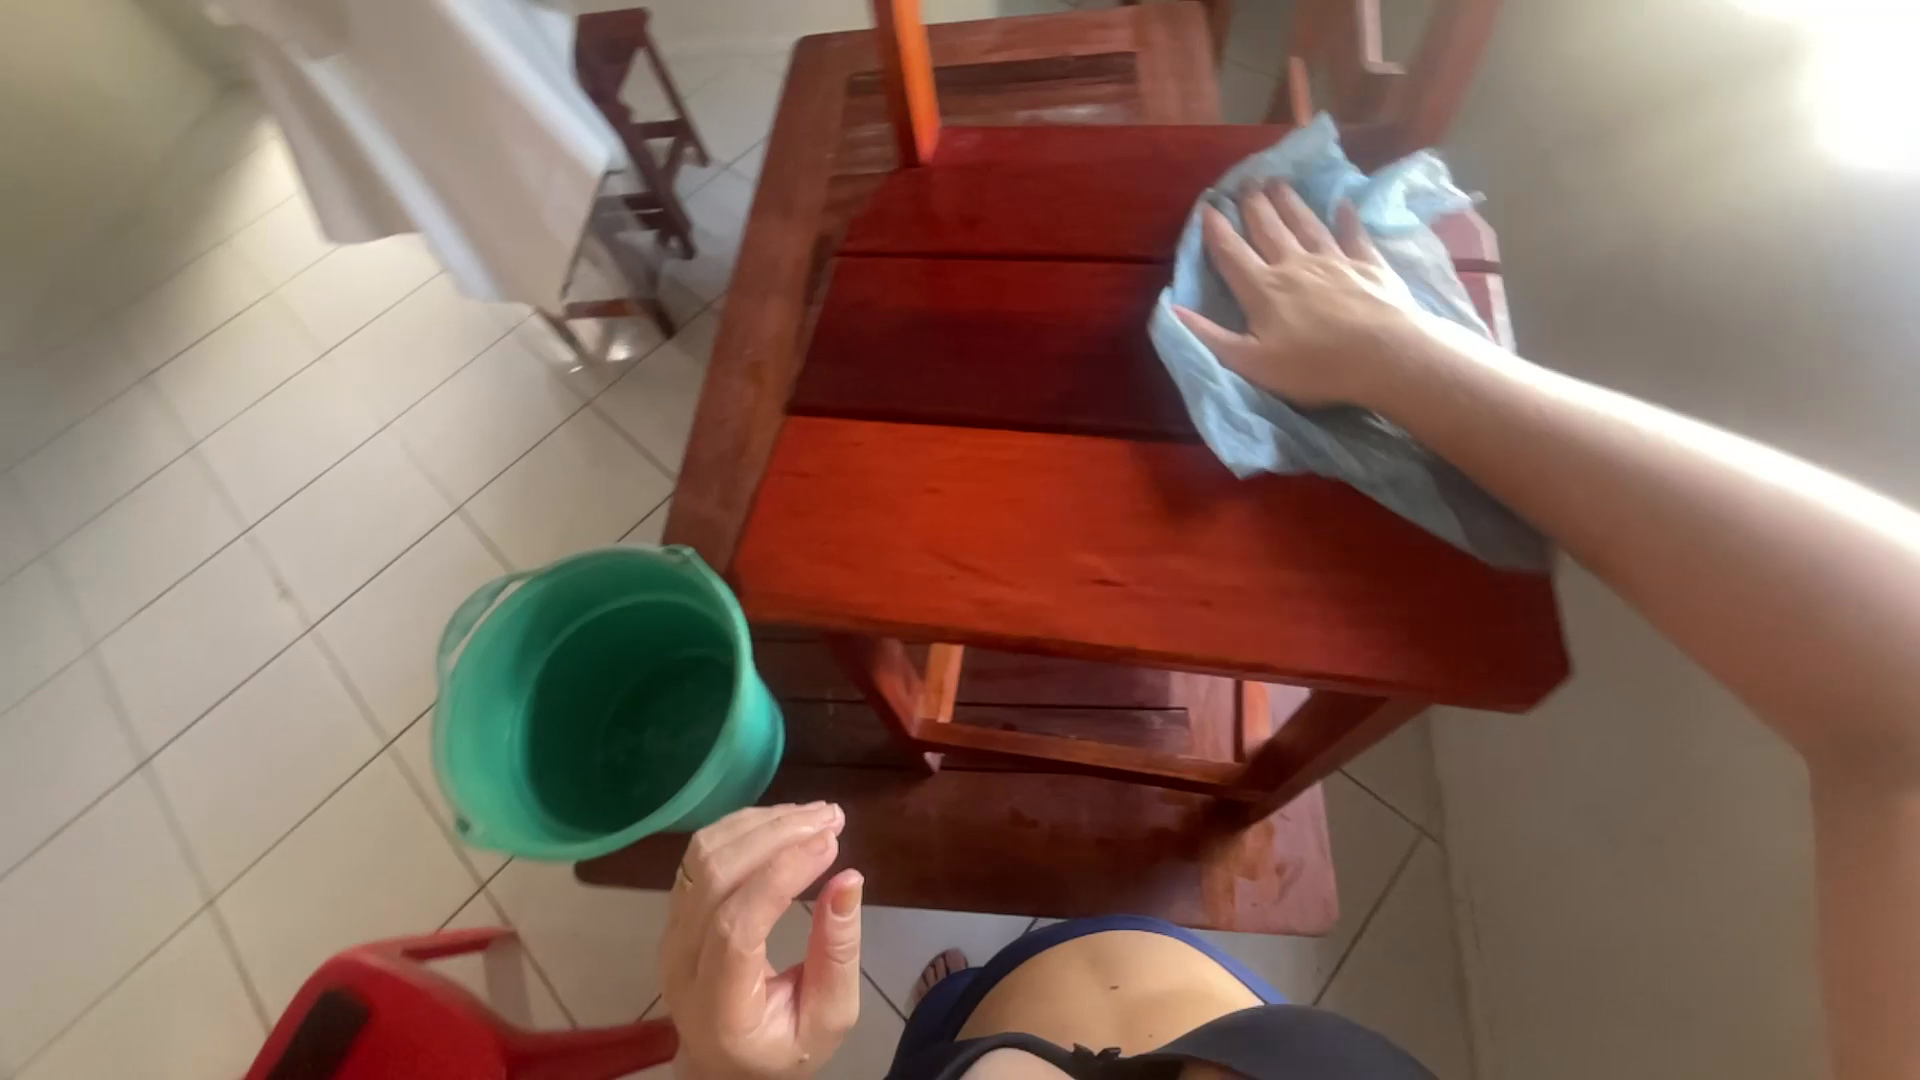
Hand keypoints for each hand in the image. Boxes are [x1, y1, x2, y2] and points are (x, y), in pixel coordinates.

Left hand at [661, 802, 863, 1079]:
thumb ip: (838, 953)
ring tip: (816, 814)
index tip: (831, 842)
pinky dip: (747, 824)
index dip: (782, 875)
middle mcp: (681, 961)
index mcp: (717, 1006)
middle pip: (718, 877)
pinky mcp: (677, 906)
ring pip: (706, 854)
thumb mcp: (829, 1018)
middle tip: (833, 817)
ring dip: (764, 822)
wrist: (724, 1060)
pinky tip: (785, 820)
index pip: (737, 927)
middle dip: (779, 835)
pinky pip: (703, 851)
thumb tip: (850, 878)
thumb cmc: (782, 1043)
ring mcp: (672, 929)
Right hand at [1173, 180, 1430, 409]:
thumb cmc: (1311, 367)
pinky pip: (1355, 236)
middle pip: (1269, 229)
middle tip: (1246, 183)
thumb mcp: (1248, 362)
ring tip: (1278, 184)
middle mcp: (1294, 265)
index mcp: (1262, 289)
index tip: (1208, 208)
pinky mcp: (1369, 266)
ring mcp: (1334, 262)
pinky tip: (1345, 204)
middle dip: (1254, 206)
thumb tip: (1172, 309)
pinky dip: (1348, 219)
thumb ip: (1209, 335)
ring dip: (1290, 204)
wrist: (1384, 357)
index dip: (1217, 231)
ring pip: (1306, 225)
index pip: (1232, 254)